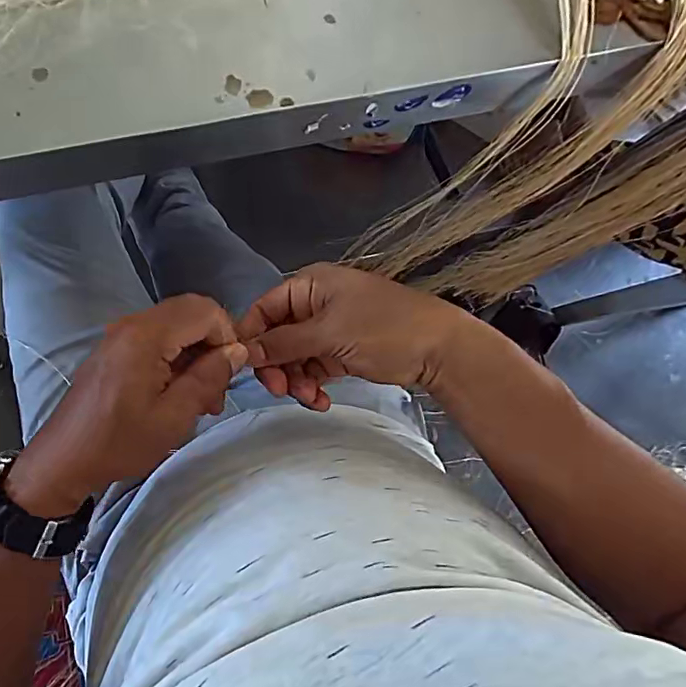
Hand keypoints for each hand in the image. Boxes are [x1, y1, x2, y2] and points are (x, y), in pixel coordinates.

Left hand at [5, 295, 246, 514]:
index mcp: (146, 336)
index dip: (228, 336)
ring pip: (177, 326)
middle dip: (214, 345)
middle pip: (191, 313)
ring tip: (202, 398)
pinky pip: (158, 339)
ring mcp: (120, 335)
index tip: (231, 373)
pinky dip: (177, 358)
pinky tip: (179, 394)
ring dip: (197, 354)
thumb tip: (236, 351)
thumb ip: (209, 377)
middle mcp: (131, 324)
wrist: (64, 460)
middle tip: (218, 388)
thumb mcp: (174, 416)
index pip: (205, 310)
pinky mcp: (115, 349)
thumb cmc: (119, 442)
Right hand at [235, 263, 481, 409]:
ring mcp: (330, 329)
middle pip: (277, 336)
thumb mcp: (330, 333)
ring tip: (309, 398)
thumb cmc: (385, 328)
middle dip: (277, 365)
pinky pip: (315, 369)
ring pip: (295, 357)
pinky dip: (312, 385)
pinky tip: (319, 401)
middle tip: (280, 390)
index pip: (264, 309)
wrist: (439, 349)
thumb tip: (246, 351)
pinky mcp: (342, 352)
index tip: (247, 367)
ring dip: (296, 380)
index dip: (253, 337)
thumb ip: (284, 343)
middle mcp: (316, 304)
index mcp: (310, 285)